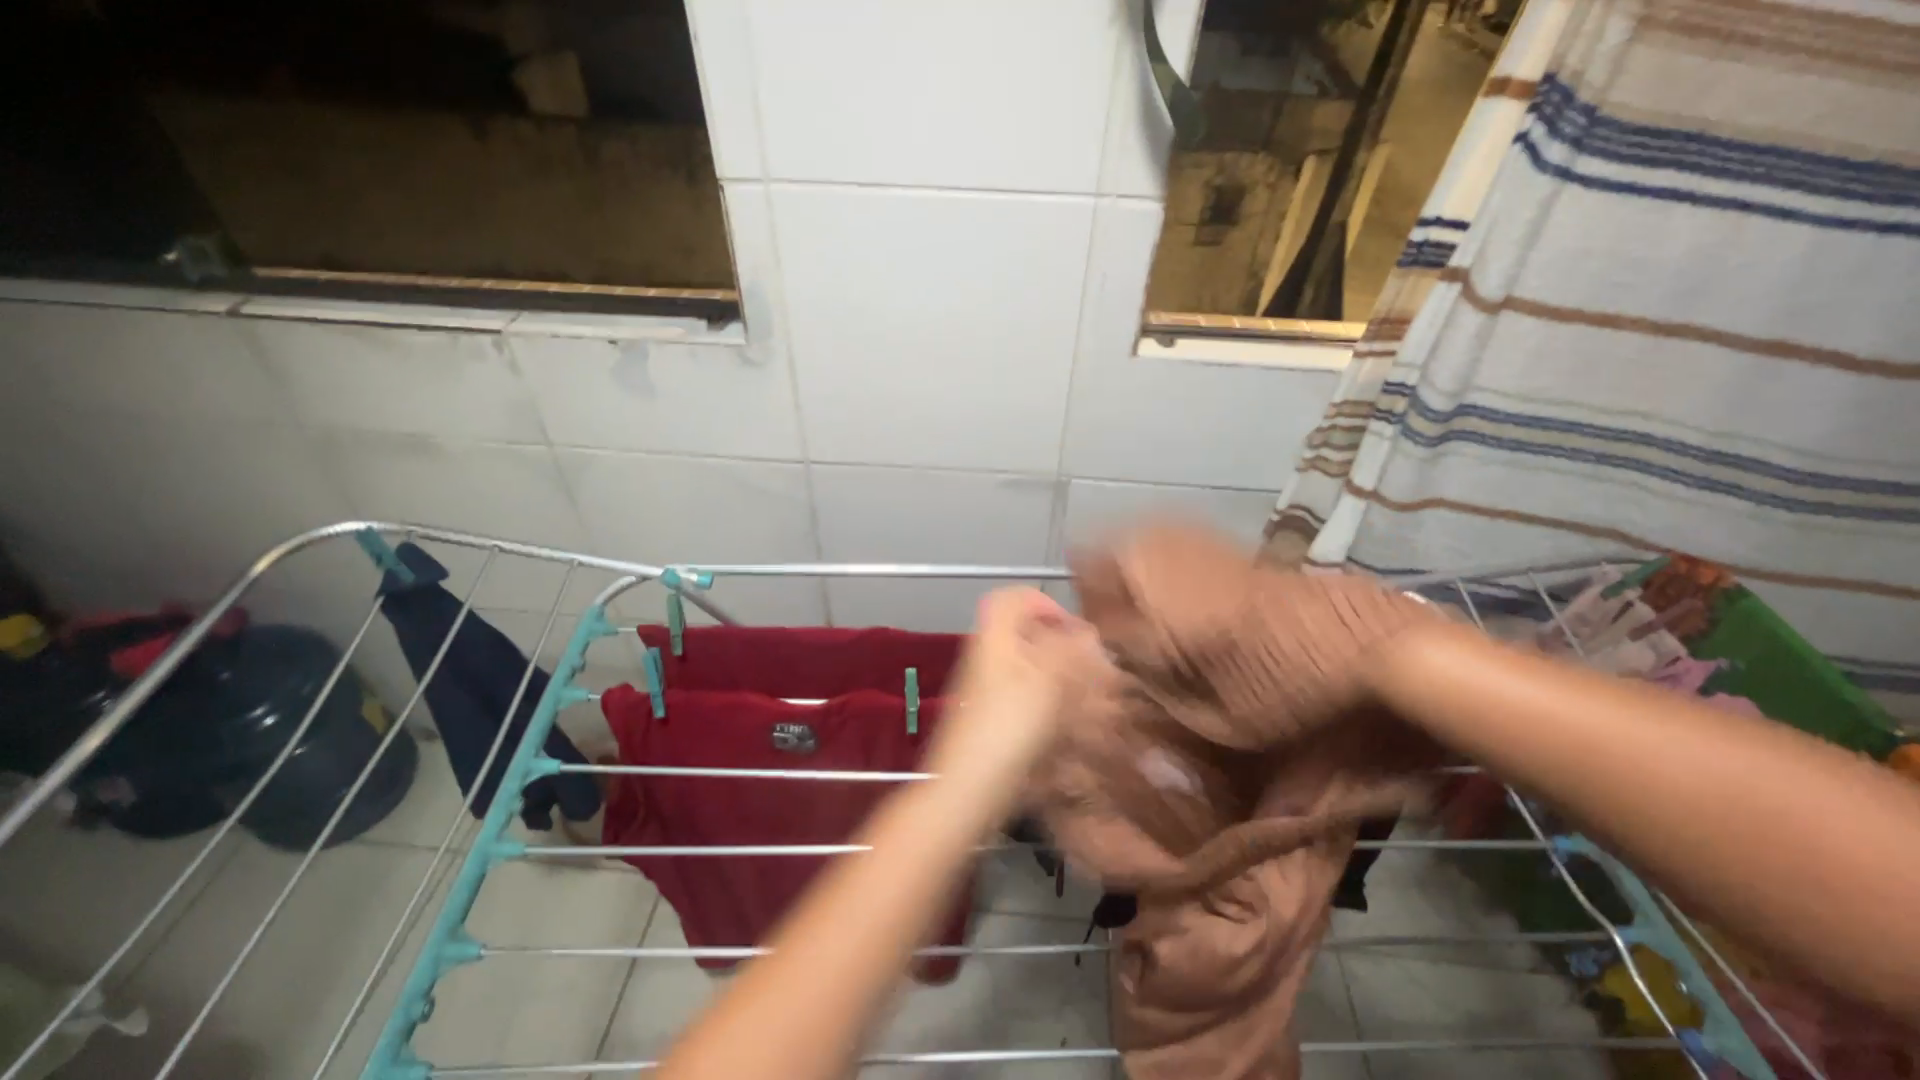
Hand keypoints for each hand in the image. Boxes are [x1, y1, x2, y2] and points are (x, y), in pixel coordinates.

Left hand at [926, 587, 1099, 793]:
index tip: (1075, 626)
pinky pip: (1028, 698)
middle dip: (1060, 643)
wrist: (970, 787)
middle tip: (1092, 662)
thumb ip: (1069, 649)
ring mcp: (989, 692)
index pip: (1011, 598)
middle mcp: (988, 659)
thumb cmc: (1008, 727)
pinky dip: (1052, 703)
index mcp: (995, 639)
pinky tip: (1072, 722)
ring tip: (1090, 693)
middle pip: (1024, 635)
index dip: (1043, 602)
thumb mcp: (1046, 679)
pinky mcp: (996, 722)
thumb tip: (1087, 631)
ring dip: (1060, 674)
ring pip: (1029, 668)